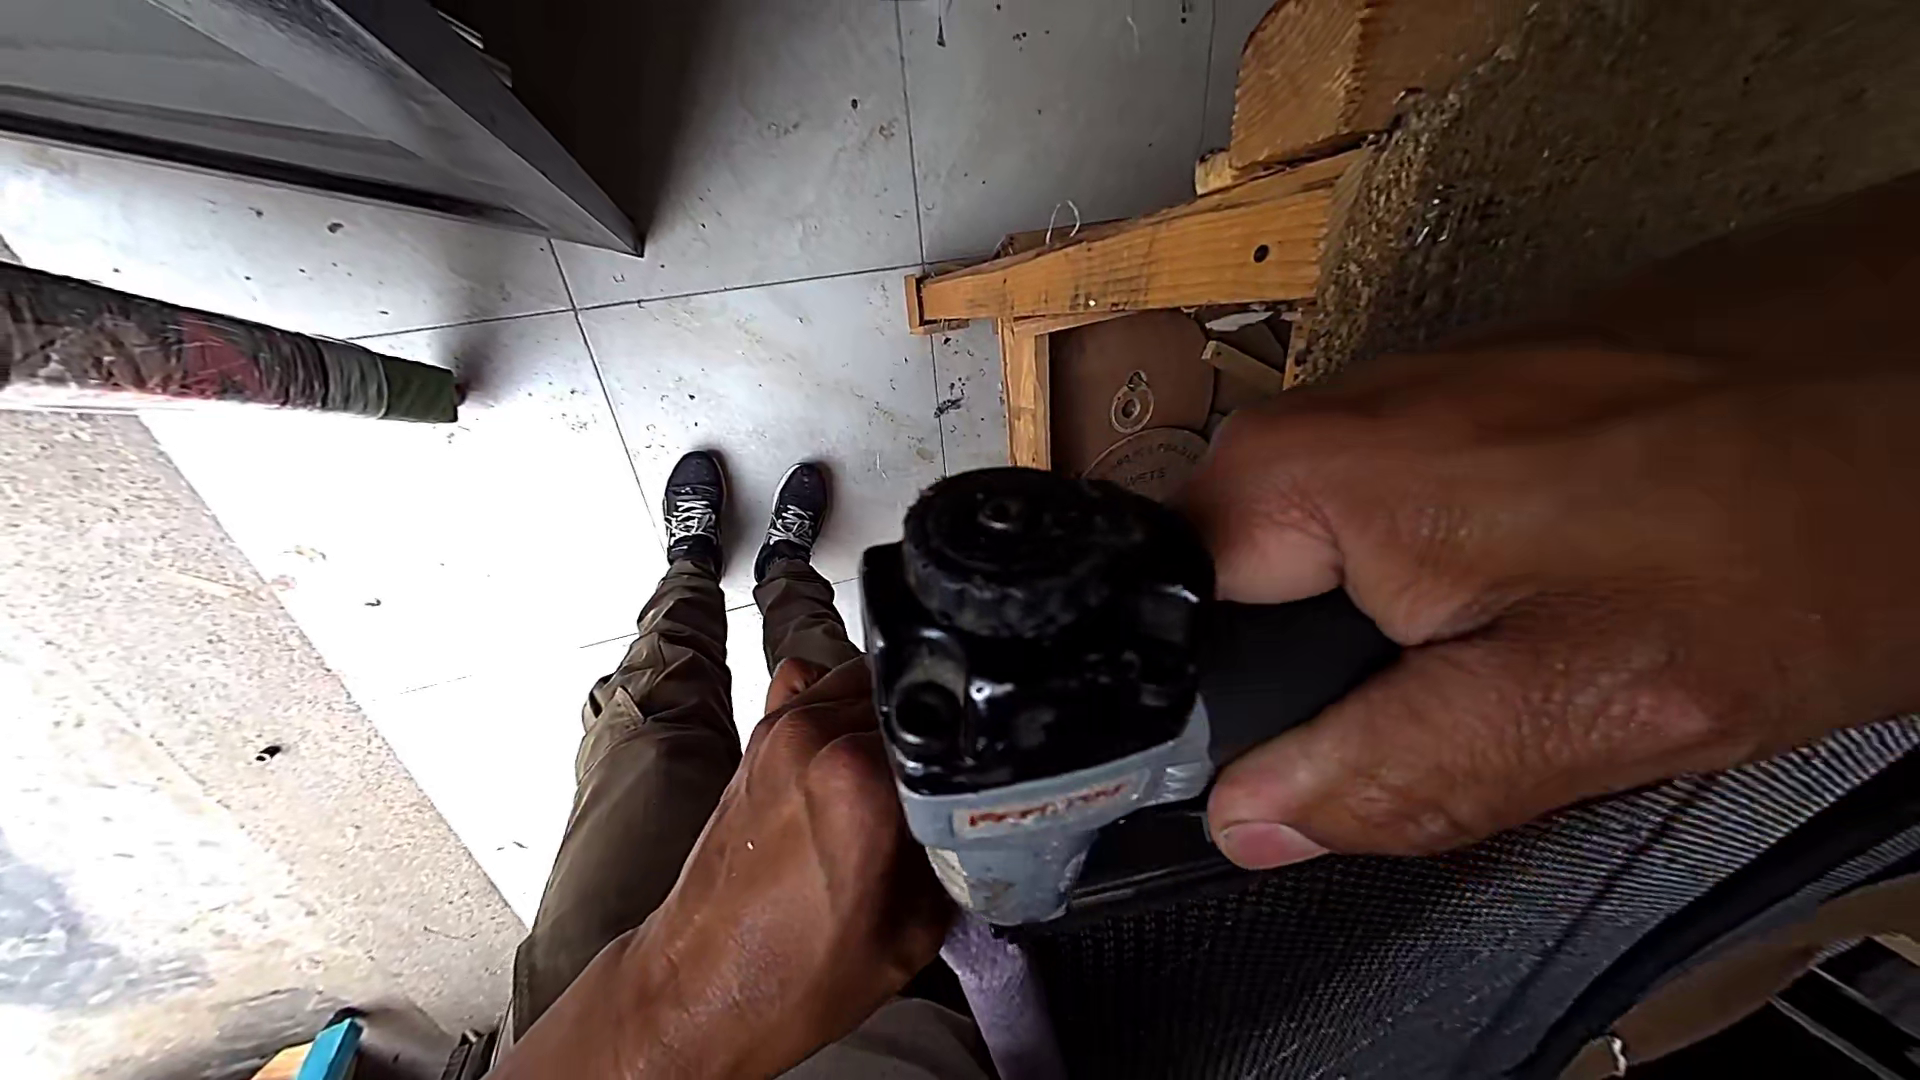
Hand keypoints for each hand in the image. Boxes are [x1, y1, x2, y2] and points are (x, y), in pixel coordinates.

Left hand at [493, 657, 949, 1078]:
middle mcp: (818, 735)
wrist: (702, 988)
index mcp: (859, 777)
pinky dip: (840, 695)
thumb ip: (956, 847)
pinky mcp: (762, 733)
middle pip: (906, 692)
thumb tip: (978, 805)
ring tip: (892, 767)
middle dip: (928, 731)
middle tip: (930, 782)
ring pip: (865, 678)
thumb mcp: (915, 928)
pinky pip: (815, 680)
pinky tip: (849, 738)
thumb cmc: (794, 974)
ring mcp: (783, 726)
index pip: (943, 722)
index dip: (963, 753)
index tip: (970, 783)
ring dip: (888, 712)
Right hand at [1185, 342, 1919, 867]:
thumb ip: (1387, 772)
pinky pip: (1318, 530)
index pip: (1162, 619)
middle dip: (1276, 674)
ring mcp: (1329, 421)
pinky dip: (1364, 586)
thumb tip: (1245, 822)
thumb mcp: (1581, 699)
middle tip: (1397, 709)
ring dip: (1328, 633)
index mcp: (1281, 484)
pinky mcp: (1378, 426)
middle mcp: (1279, 435)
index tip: (1286, 750)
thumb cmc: (1782, 519)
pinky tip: (1458, 597)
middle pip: (1211, 597)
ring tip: (1439, 654)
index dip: (1199, 705)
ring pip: (1267, 568)